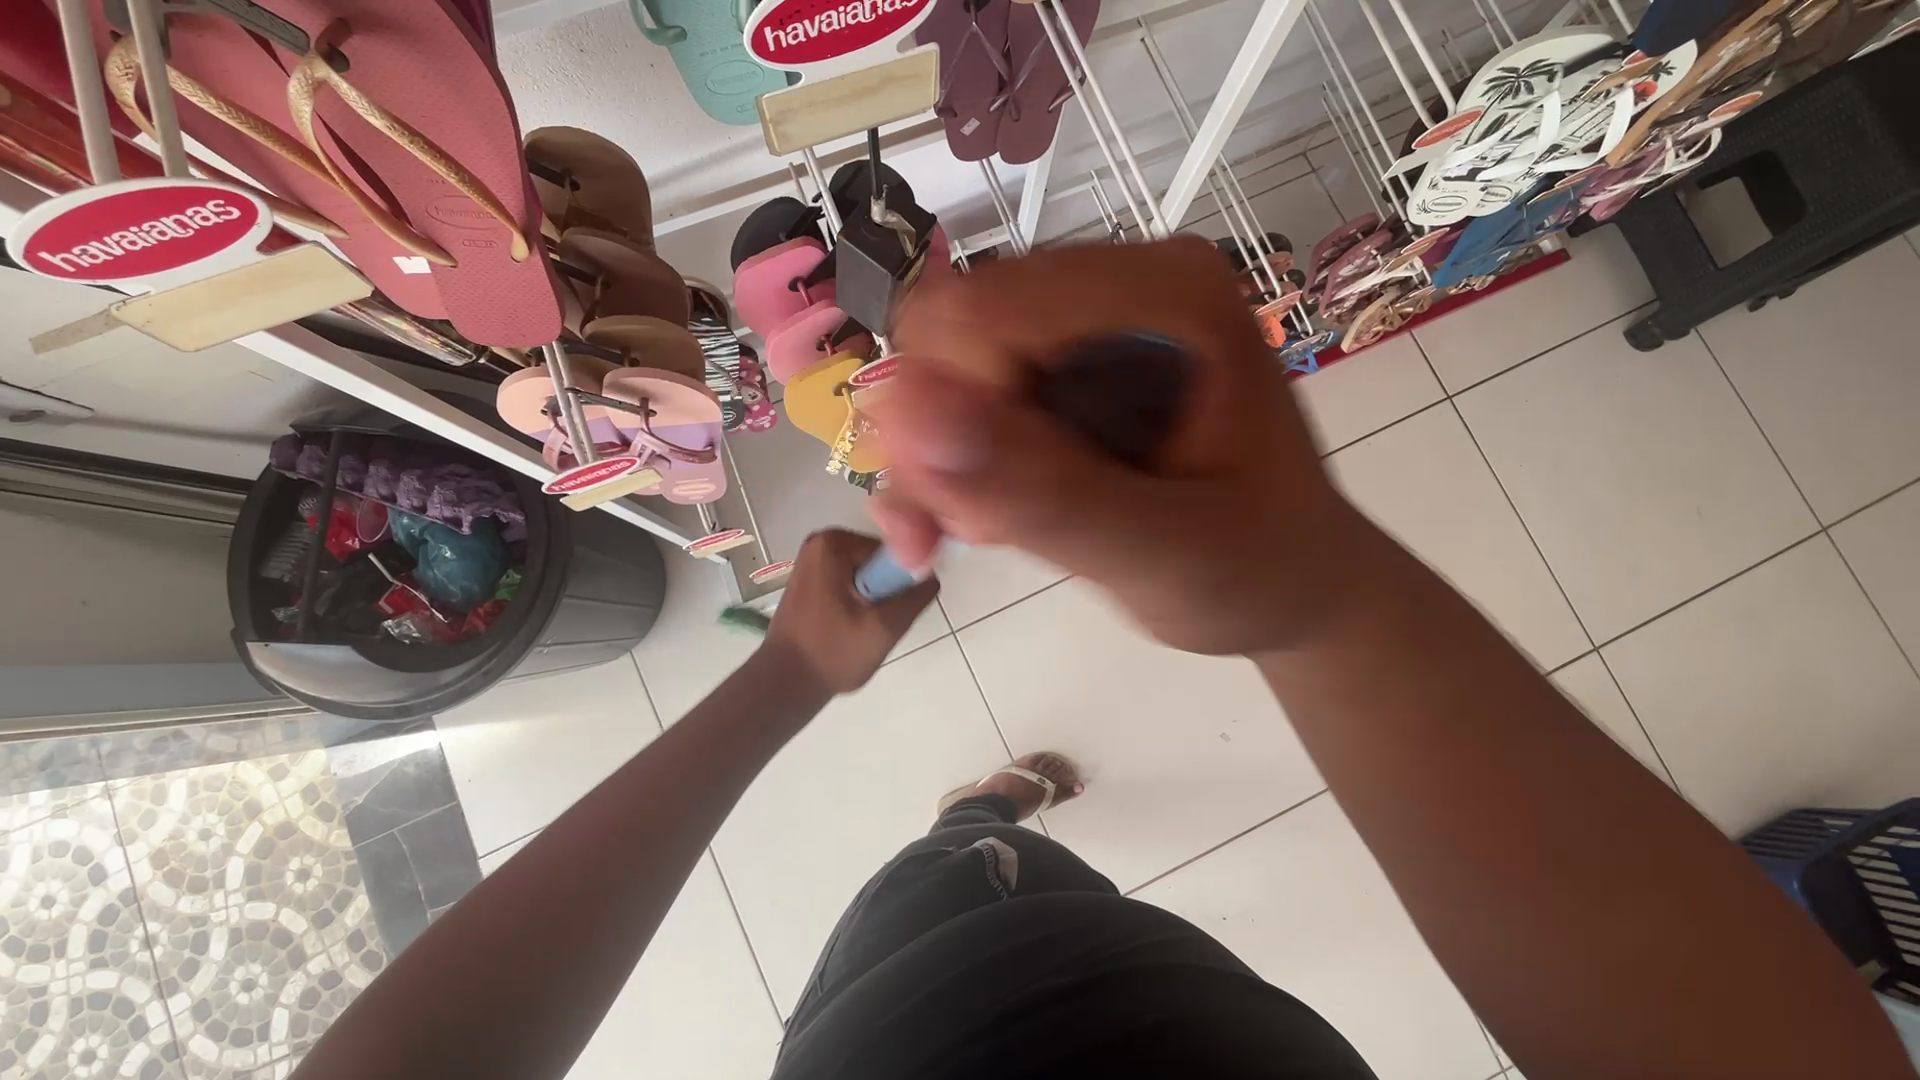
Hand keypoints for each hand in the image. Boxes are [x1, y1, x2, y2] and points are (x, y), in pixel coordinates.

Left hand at [762, 529, 939, 693]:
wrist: (785, 684)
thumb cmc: (832, 653)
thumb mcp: (885, 627)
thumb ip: (915, 597)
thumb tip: (932, 575)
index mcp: (832, 543)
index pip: (891, 553)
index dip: (898, 583)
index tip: (887, 612)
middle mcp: (819, 543)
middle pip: (878, 563)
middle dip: (883, 593)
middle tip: (874, 625)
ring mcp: (811, 561)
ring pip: (866, 576)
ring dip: (871, 602)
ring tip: (860, 630)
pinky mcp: (809, 581)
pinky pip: (850, 584)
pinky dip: (856, 604)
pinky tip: (847, 628)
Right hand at [869, 238, 1380, 655]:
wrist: (1288, 582)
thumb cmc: (1255, 570)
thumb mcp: (1164, 553)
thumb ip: (1046, 492)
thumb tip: (906, 416)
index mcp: (1165, 292)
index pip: (986, 309)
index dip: (955, 411)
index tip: (983, 514)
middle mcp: (1116, 283)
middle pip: (951, 330)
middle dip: (939, 442)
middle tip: (977, 531)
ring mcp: (1080, 323)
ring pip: (942, 367)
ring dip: (937, 464)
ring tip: (979, 536)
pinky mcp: (1058, 367)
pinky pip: (960, 398)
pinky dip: (947, 466)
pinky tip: (970, 525)